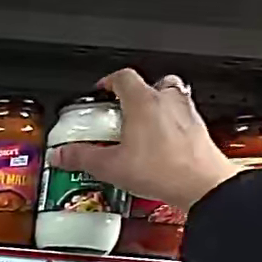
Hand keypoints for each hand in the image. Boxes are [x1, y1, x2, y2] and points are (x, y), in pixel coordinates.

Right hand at [48, 68, 240, 209]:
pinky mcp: (199, 130)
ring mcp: (187, 114)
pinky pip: (181, 119)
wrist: (201, 185)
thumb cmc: (163, 169)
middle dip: (135, 95)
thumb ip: (81, 157)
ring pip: (170, 98)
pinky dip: (169, 126)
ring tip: (139, 130)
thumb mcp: (109, 166)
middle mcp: (168, 101)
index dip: (108, 82)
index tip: (100, 91)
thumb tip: (61, 155)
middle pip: (151, 83)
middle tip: (120, 113)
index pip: (123, 77)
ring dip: (155, 108)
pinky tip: (158, 147)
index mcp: (143, 101)